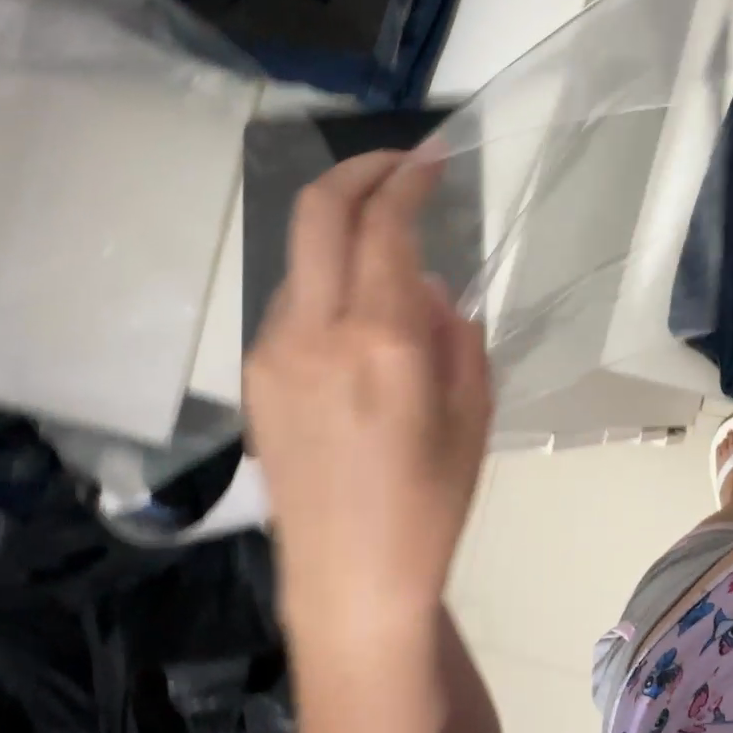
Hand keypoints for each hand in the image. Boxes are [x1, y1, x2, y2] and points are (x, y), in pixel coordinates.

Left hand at [245, 151, 491, 622]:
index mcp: (382, 341)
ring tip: (394, 257)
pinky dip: (330, 283)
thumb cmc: (433, 502)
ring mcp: (274, 352)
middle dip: (358, 170)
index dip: (407, 178)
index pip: (385, 226)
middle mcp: (316, 331)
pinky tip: (363, 319)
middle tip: (400, 164)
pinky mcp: (258, 377)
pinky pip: (295, 304)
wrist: (351, 575)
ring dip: (344, 233)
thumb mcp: (473, 416)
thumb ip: (455, 337)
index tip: (432, 157)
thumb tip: (429, 290)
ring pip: (303, 258)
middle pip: (318, 214)